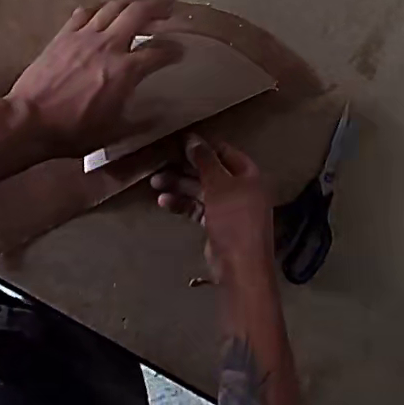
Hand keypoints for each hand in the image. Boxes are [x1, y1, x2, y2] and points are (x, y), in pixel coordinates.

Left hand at [7, 0, 180, 157]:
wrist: (28, 121)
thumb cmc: (73, 131)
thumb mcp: (114, 133)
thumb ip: (140, 121)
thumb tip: (160, 116)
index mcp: (125, 71)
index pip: (159, 52)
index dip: (174, 50)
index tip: (179, 51)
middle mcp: (109, 46)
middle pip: (139, 12)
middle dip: (157, 7)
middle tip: (166, 8)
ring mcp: (84, 37)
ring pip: (113, 7)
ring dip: (129, 4)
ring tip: (137, 8)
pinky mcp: (63, 36)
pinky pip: (84, 13)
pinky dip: (98, 10)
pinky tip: (101, 15)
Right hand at [151, 135, 276, 286]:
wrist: (240, 266)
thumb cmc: (234, 218)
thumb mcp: (219, 185)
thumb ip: (205, 161)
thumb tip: (192, 138)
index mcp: (248, 174)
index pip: (224, 152)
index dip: (203, 147)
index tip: (179, 142)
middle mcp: (240, 188)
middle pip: (210, 172)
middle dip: (185, 168)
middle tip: (161, 162)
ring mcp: (228, 208)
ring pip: (201, 190)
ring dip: (179, 186)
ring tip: (155, 182)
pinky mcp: (216, 224)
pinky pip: (198, 208)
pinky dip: (182, 204)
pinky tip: (164, 202)